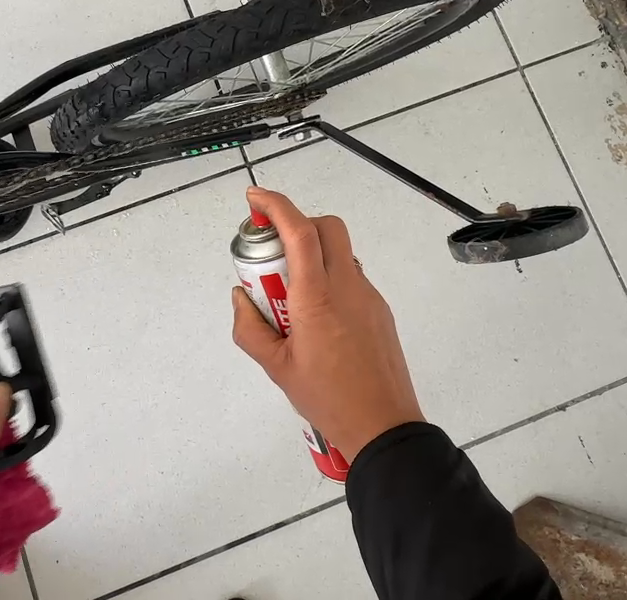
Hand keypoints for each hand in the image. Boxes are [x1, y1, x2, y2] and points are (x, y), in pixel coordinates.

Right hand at [230, 186, 424, 459]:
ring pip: (341, 251)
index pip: (299, 232)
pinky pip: (351, 276)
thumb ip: (250, 328)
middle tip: (274, 248)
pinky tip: (319, 317)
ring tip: (293, 293)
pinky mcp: (380, 310)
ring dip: (314, 253)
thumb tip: (241, 297)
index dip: (275, 205)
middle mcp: (346, 286)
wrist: (384, 429)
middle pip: (326, 227)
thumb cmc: (326, 397)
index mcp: (316, 297)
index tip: (254, 198)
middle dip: (297, 222)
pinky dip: (329, 277)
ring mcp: (368, 296)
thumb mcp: (276, 367)